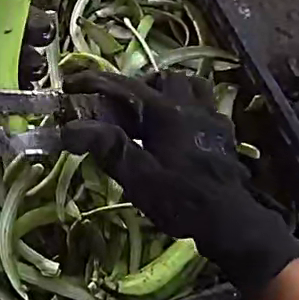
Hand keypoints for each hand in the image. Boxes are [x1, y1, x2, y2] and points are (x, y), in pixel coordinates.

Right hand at [60, 71, 298, 296]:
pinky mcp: (226, 134)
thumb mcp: (137, 176)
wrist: (229, 220)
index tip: (71, 83)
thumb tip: (69, 129)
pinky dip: (192, 109)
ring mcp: (212, 118)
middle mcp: (190, 106)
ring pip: (192, 86)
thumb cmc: (179, 199)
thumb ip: (106, 147)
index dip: (95, 81)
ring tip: (156, 112)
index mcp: (165, 112)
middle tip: (124, 107)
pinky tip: (183, 130)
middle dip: (141, 85)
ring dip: (172, 91)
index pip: (124, 86)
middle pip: (164, 78)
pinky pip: (207, 107)